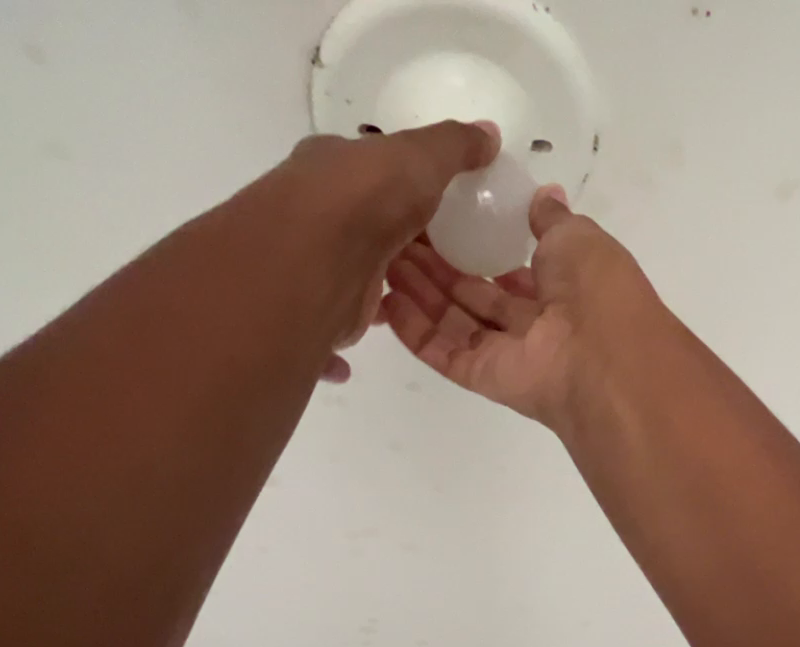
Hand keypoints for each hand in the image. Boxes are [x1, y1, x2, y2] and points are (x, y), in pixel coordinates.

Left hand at [256, 120, 498, 379]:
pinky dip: (339, 348)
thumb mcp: (420, 157)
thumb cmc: (365, 199)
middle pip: (360, 229)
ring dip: (377, 293)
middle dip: (394, 243)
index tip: (437, 209)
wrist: (313, 261)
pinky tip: (358, 358)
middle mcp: (312, 216)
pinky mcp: (312, 317)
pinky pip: (328, 335)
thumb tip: (489, 135)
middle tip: (443, 262)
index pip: (366, 175)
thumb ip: (454, 147)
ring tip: (423, 306)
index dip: (400, 188)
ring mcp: (310, 268)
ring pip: (347, 281)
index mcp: (330, 169)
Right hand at [381, 186, 669, 424]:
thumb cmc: (598, 291)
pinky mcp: (484, 377)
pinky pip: (444, 353)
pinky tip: (385, 301)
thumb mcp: (580, 237)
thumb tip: (543, 194)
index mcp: (563, 292)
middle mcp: (535, 327)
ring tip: (383, 259)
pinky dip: (415, 331)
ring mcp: (508, 356)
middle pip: (477, 296)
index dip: (479, 248)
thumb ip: (553, 220)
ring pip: (455, 322)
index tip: (443, 221)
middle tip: (399, 237)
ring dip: (421, 293)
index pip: (513, 272)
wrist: (605, 360)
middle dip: (439, 268)